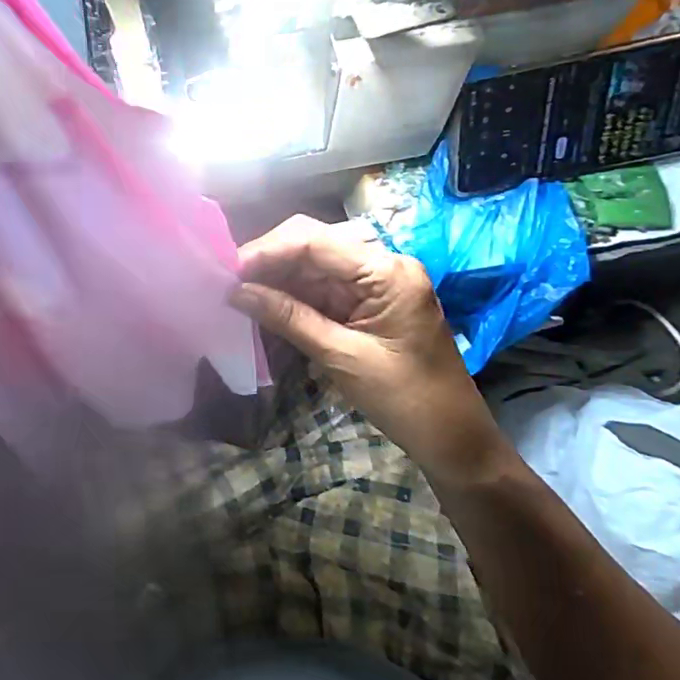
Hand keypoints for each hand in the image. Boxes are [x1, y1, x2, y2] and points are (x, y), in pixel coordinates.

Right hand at [230, 215, 510, 479]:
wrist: (453, 438)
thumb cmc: (406, 399)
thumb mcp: (341, 357)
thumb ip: (288, 318)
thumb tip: (236, 292)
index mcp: (387, 271)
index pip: (314, 242)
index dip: (266, 251)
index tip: (227, 271)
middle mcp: (382, 266)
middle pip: (312, 245)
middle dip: (267, 260)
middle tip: (226, 282)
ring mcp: (375, 283)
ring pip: (312, 265)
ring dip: (275, 277)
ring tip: (236, 293)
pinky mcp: (366, 303)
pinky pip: (321, 288)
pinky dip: (291, 295)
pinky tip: (262, 303)